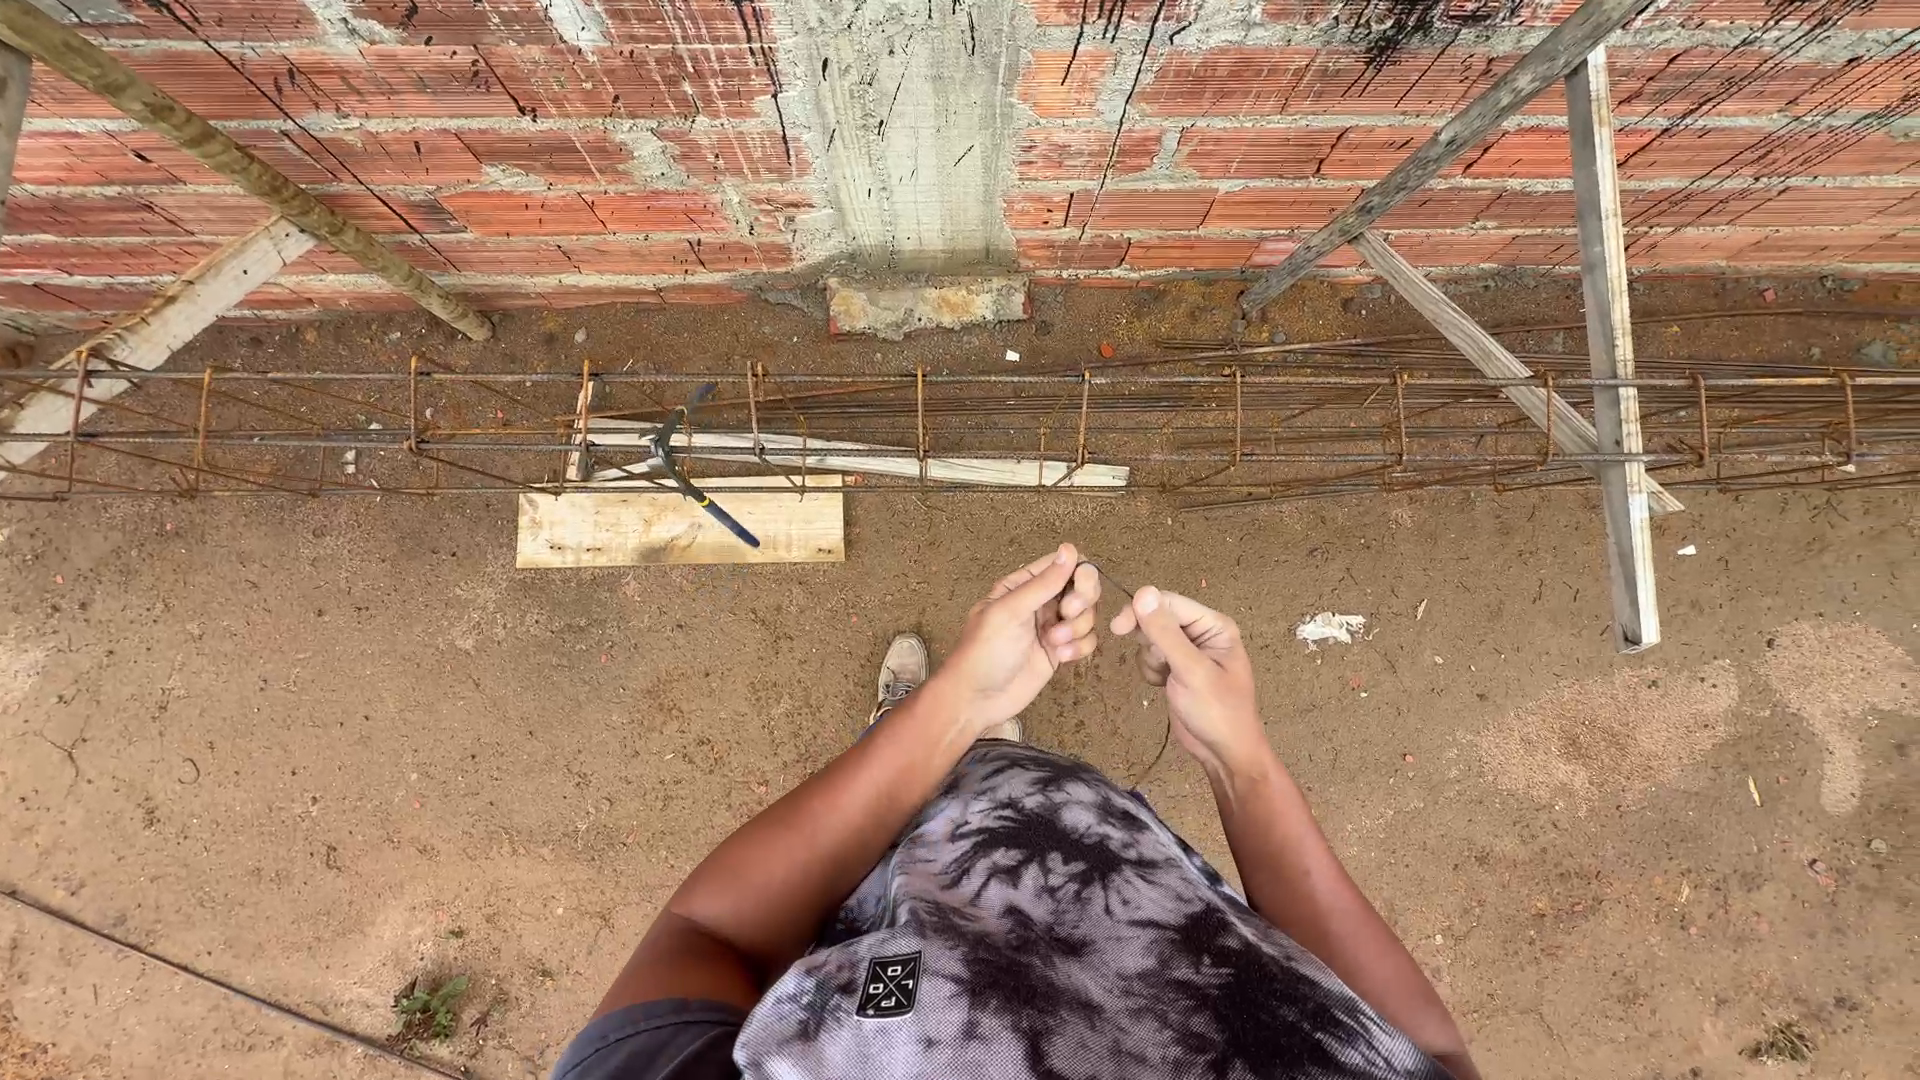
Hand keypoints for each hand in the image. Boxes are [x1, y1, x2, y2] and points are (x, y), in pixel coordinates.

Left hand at [927, 543, 1100, 733]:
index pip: (1062, 564)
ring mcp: (1051, 626)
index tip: (1077, 589)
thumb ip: (1042, 583)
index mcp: (1022, 584)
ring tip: (1055, 642)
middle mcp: (1040, 601)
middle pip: (1082, 587)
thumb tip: (1069, 549)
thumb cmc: (984, 651)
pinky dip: (1080, 647)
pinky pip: (1086, 639)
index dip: (1079, 572)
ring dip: (1078, 628)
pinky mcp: (1060, 651)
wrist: (978, 699)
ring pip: (1087, 614)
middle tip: (1067, 613)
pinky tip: (1062, 657)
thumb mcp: (1010, 612)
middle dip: (1082, 600)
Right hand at [1110, 587, 1270, 781]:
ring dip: (1149, 657)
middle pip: (1158, 617)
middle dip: (1147, 638)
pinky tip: (1162, 685)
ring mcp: (1188, 651)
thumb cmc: (1216, 712)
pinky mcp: (1176, 668)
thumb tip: (1142, 592)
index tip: (1117, 628)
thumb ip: (1165, 632)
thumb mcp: (1190, 670)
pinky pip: (1151, 656)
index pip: (1170, 603)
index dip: (1142, 610)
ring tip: (1164, 678)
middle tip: (1149, 661)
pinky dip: (1150, 669)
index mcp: (1214, 625)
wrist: (1224, 754)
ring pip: (1151, 637)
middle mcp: (1201, 633)